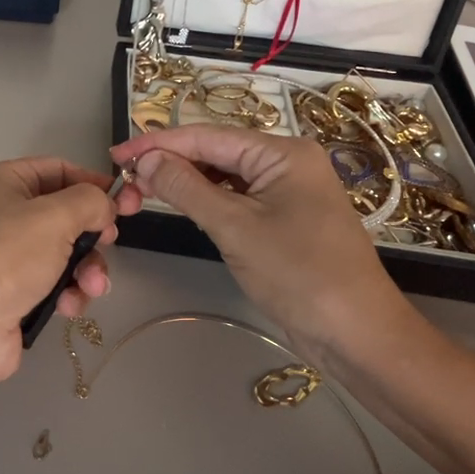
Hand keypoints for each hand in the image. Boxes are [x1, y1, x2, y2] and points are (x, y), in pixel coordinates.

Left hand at [0, 158, 127, 395]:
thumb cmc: (3, 257)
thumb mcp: (53, 217)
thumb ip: (88, 202)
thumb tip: (104, 205)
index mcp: (3, 182)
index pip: (57, 170)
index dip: (92, 183)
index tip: (126, 201)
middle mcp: (3, 215)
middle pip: (65, 215)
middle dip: (92, 234)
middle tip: (108, 244)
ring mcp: (9, 258)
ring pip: (66, 254)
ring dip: (85, 270)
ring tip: (89, 286)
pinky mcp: (16, 295)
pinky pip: (56, 286)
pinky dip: (68, 294)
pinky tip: (67, 306)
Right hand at [110, 127, 417, 367]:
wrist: (359, 336)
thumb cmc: (299, 275)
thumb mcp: (234, 227)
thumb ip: (185, 187)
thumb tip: (145, 160)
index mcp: (282, 153)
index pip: (206, 137)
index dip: (157, 144)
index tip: (115, 154)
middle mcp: (286, 162)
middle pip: (213, 152)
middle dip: (167, 164)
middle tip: (124, 181)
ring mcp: (287, 190)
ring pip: (221, 174)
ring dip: (182, 183)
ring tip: (141, 192)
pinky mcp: (284, 217)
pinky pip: (235, 196)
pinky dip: (203, 199)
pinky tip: (178, 205)